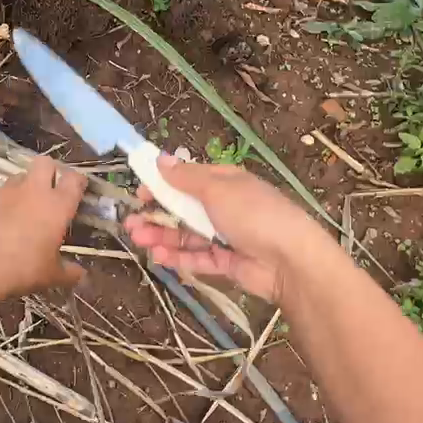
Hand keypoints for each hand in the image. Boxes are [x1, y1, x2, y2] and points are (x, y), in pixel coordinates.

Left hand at [0, 157, 86, 298]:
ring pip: (17, 177)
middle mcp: (32, 190)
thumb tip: (80, 274)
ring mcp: (5, 191)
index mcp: (57, 205)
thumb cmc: (24, 268)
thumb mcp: (52, 275)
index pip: (74, 179)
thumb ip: (69, 272)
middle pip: (44, 163)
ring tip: (20, 208)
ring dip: (22, 188)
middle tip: (48, 190)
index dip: (78, 181)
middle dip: (49, 171)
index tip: (78, 189)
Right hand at [123, 156, 337, 304]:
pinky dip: (178, 257)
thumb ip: (185, 177)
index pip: (188, 181)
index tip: (140, 195)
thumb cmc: (254, 214)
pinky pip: (198, 258)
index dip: (162, 186)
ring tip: (138, 240)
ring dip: (161, 236)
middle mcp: (225, 208)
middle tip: (130, 223)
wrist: (291, 261)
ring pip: (186, 235)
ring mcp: (226, 236)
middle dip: (155, 216)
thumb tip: (160, 159)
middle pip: (183, 210)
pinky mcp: (227, 262)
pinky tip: (159, 256)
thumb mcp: (217, 188)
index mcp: (226, 183)